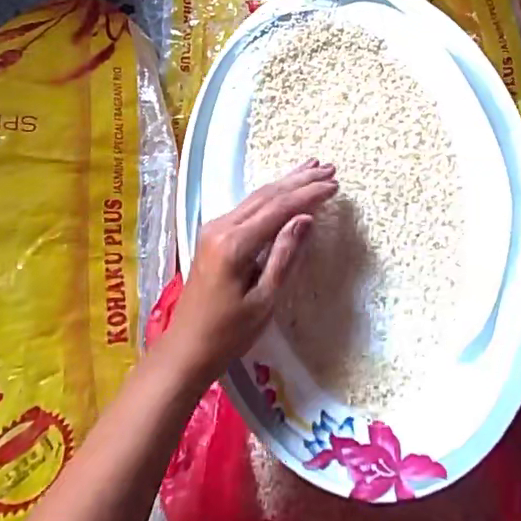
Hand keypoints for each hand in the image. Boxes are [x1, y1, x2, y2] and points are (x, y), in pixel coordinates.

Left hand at [161, 162, 337, 385]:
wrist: (186, 351)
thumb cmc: (228, 334)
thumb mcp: (265, 299)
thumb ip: (285, 254)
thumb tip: (306, 218)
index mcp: (234, 244)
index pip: (278, 208)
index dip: (308, 194)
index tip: (334, 185)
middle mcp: (221, 228)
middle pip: (267, 195)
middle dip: (300, 181)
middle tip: (330, 169)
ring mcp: (214, 230)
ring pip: (257, 197)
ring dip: (287, 184)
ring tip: (314, 169)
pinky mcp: (214, 236)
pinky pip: (249, 208)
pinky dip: (273, 197)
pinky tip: (287, 190)